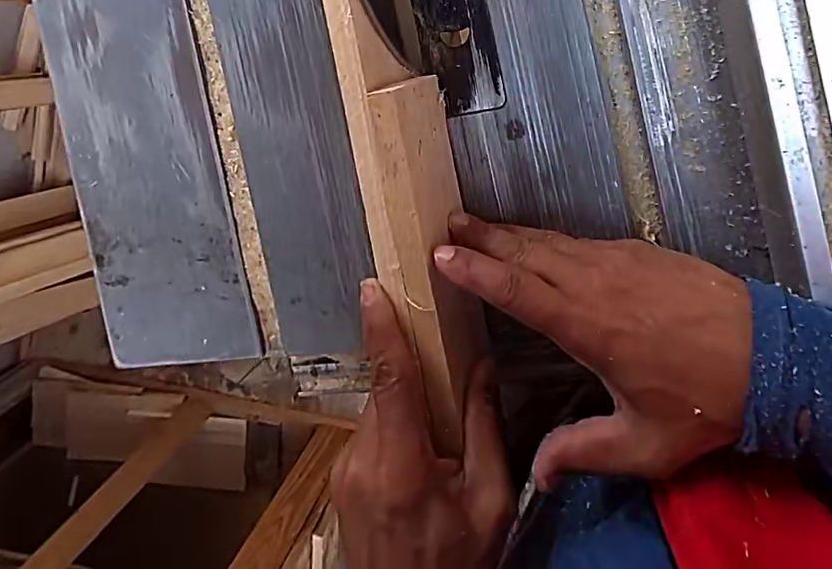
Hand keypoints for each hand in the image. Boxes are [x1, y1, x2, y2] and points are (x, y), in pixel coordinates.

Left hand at [332, 280, 512, 568]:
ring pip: (379, 406)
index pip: (389, 380)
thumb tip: (482, 366)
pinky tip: (422, 450)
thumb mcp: (489, 501)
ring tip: (440, 431)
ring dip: (407, 400)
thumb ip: (485, 428)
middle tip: (445, 370)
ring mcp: (345, 472)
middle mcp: (362, 462)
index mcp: (400, 466)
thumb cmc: (455, 564)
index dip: (381, 330)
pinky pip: (373, 429)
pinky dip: (397, 422)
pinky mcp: (342, 479)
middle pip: (387, 388)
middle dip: (414, 369)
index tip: (373, 289)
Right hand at [433, 215, 751, 490]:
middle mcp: (596, 281)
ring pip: (552, 240)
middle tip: (450, 225)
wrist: (767, 350)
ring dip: (513, 233)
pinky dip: (549, 238)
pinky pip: (580, 240)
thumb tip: (537, 472)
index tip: (444, 255)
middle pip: (527, 252)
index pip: (518, 290)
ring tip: (482, 226)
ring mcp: (619, 259)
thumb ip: (584, 450)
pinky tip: (541, 243)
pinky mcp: (638, 250)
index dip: (477, 270)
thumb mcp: (644, 443)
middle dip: (484, 237)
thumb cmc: (704, 398)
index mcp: (588, 324)